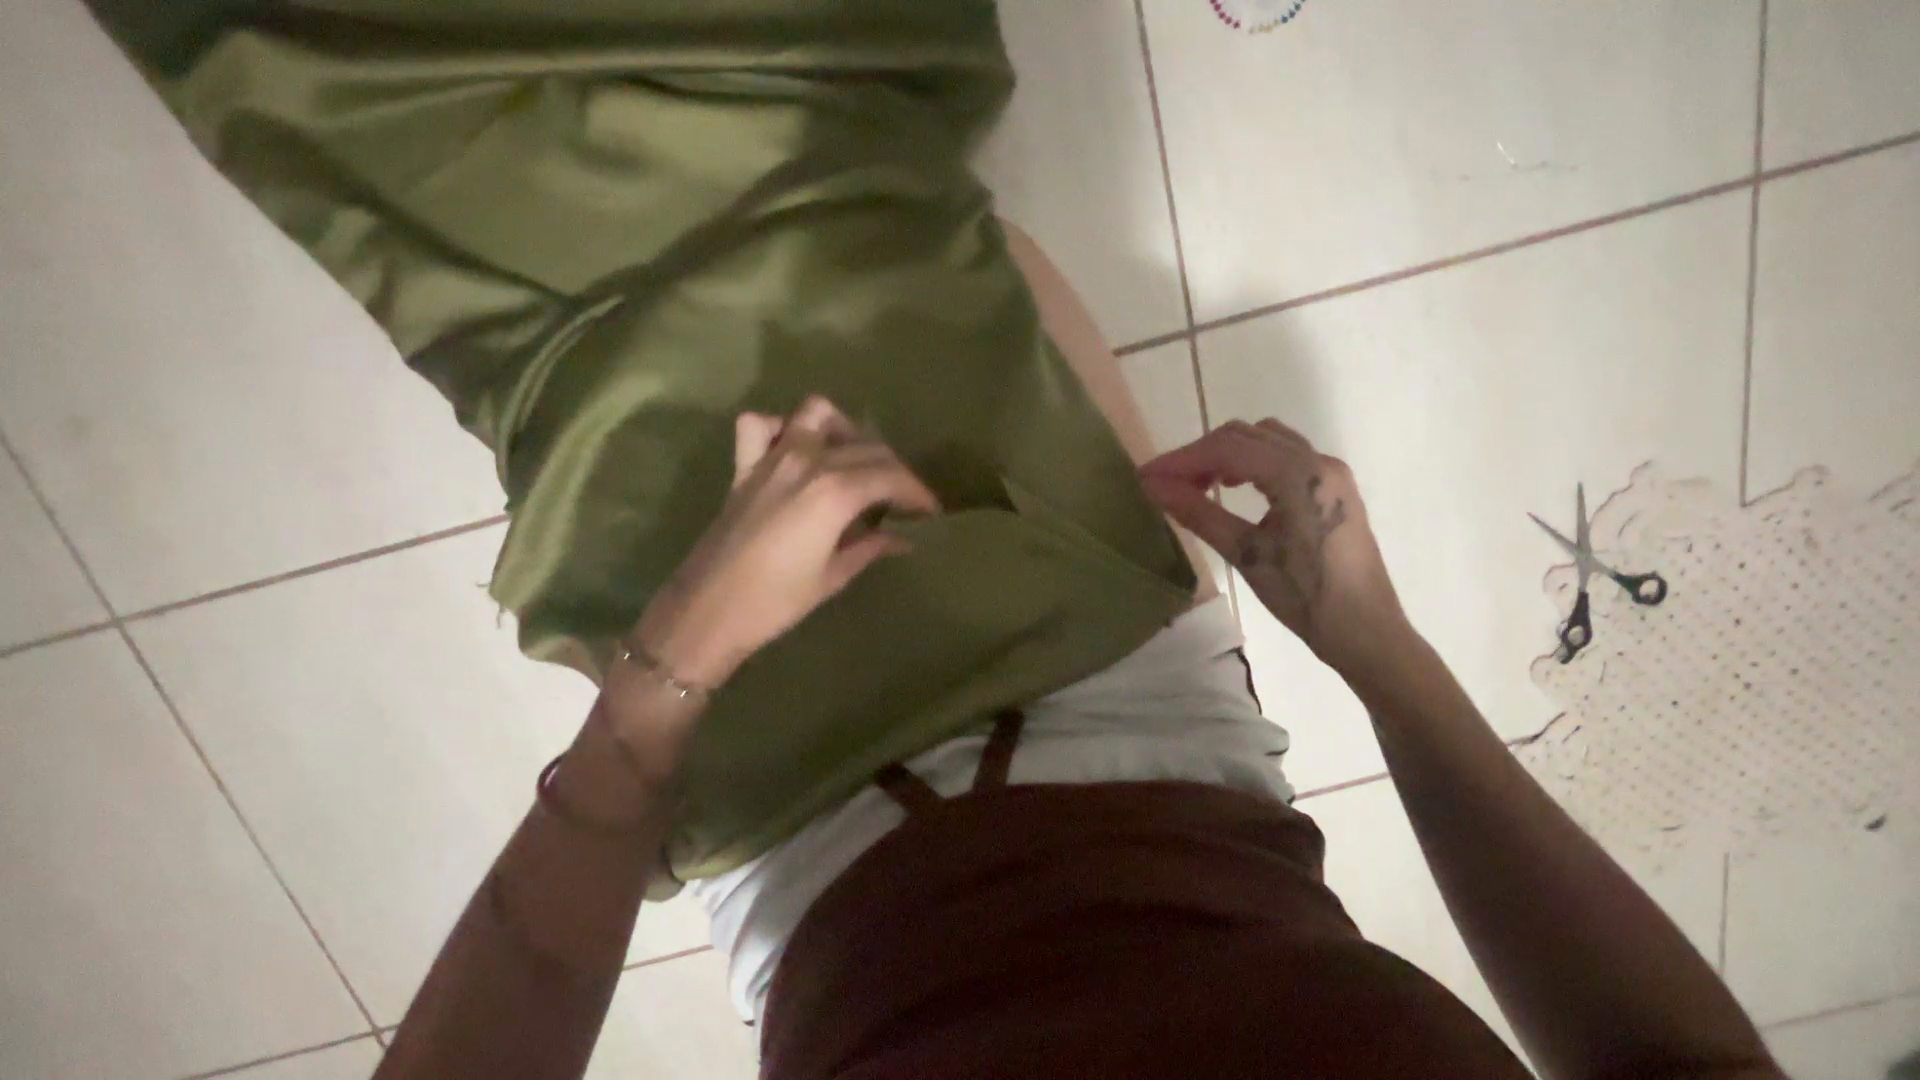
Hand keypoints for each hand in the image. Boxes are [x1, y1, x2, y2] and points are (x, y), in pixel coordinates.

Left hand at [632, 396, 939, 688]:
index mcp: (835, 492)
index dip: (917, 492)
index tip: (930, 511)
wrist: (708, 610)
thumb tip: (903, 539)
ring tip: (854, 459)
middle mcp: (808, 462)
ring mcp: (772, 459)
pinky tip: (796, 450)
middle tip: (901, 498)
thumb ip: (870, 547)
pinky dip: (781, 428)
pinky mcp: (744, 467)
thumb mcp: (832, 576)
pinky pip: (760, 426)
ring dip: (842, 429)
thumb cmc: (776, 602)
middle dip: (892, 468)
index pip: (891, 476)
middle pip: (864, 447)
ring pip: (816, 414)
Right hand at [1138, 419, 1405, 671]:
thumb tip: (1152, 487)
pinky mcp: (1332, 487)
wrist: (1366, 631)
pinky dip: (1251, 462)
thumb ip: (1199, 513)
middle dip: (1200, 455)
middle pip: (1245, 436)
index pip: (1227, 449)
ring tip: (1196, 486)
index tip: (1145, 477)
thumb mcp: (1246, 555)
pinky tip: (1233, 489)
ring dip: (1225, 454)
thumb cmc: (1305, 597)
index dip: (1181, 460)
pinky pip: (1284, 456)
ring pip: (1265, 441)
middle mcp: (1318, 461)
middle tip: (1165, 485)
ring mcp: (1329, 472)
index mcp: (1299, 475)